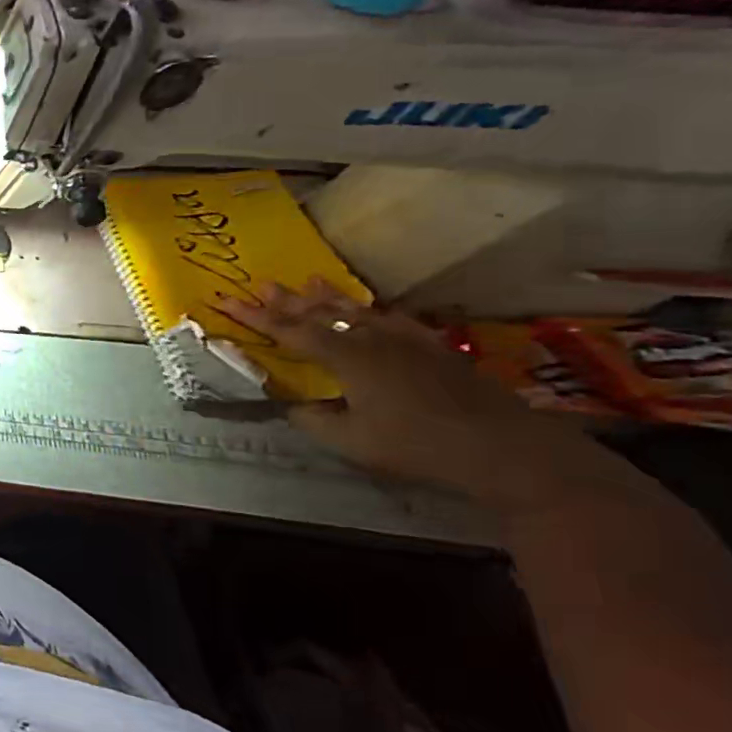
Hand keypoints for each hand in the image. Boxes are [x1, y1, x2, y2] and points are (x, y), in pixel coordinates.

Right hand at [222, 279, 604, 510]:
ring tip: (308, 281)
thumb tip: (292, 403)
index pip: (287, 330)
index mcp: (345, 358)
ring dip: (328, 297)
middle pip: (320, 312)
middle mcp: (371, 339)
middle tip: (260, 283)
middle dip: (286, 299)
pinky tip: (371, 308)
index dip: (252, 316)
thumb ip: (313, 419)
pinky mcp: (435, 348)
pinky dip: (374, 311)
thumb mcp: (352, 442)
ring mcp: (407, 341)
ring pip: (358, 311)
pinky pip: (395, 320)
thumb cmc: (418, 446)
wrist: (508, 450)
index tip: (224, 299)